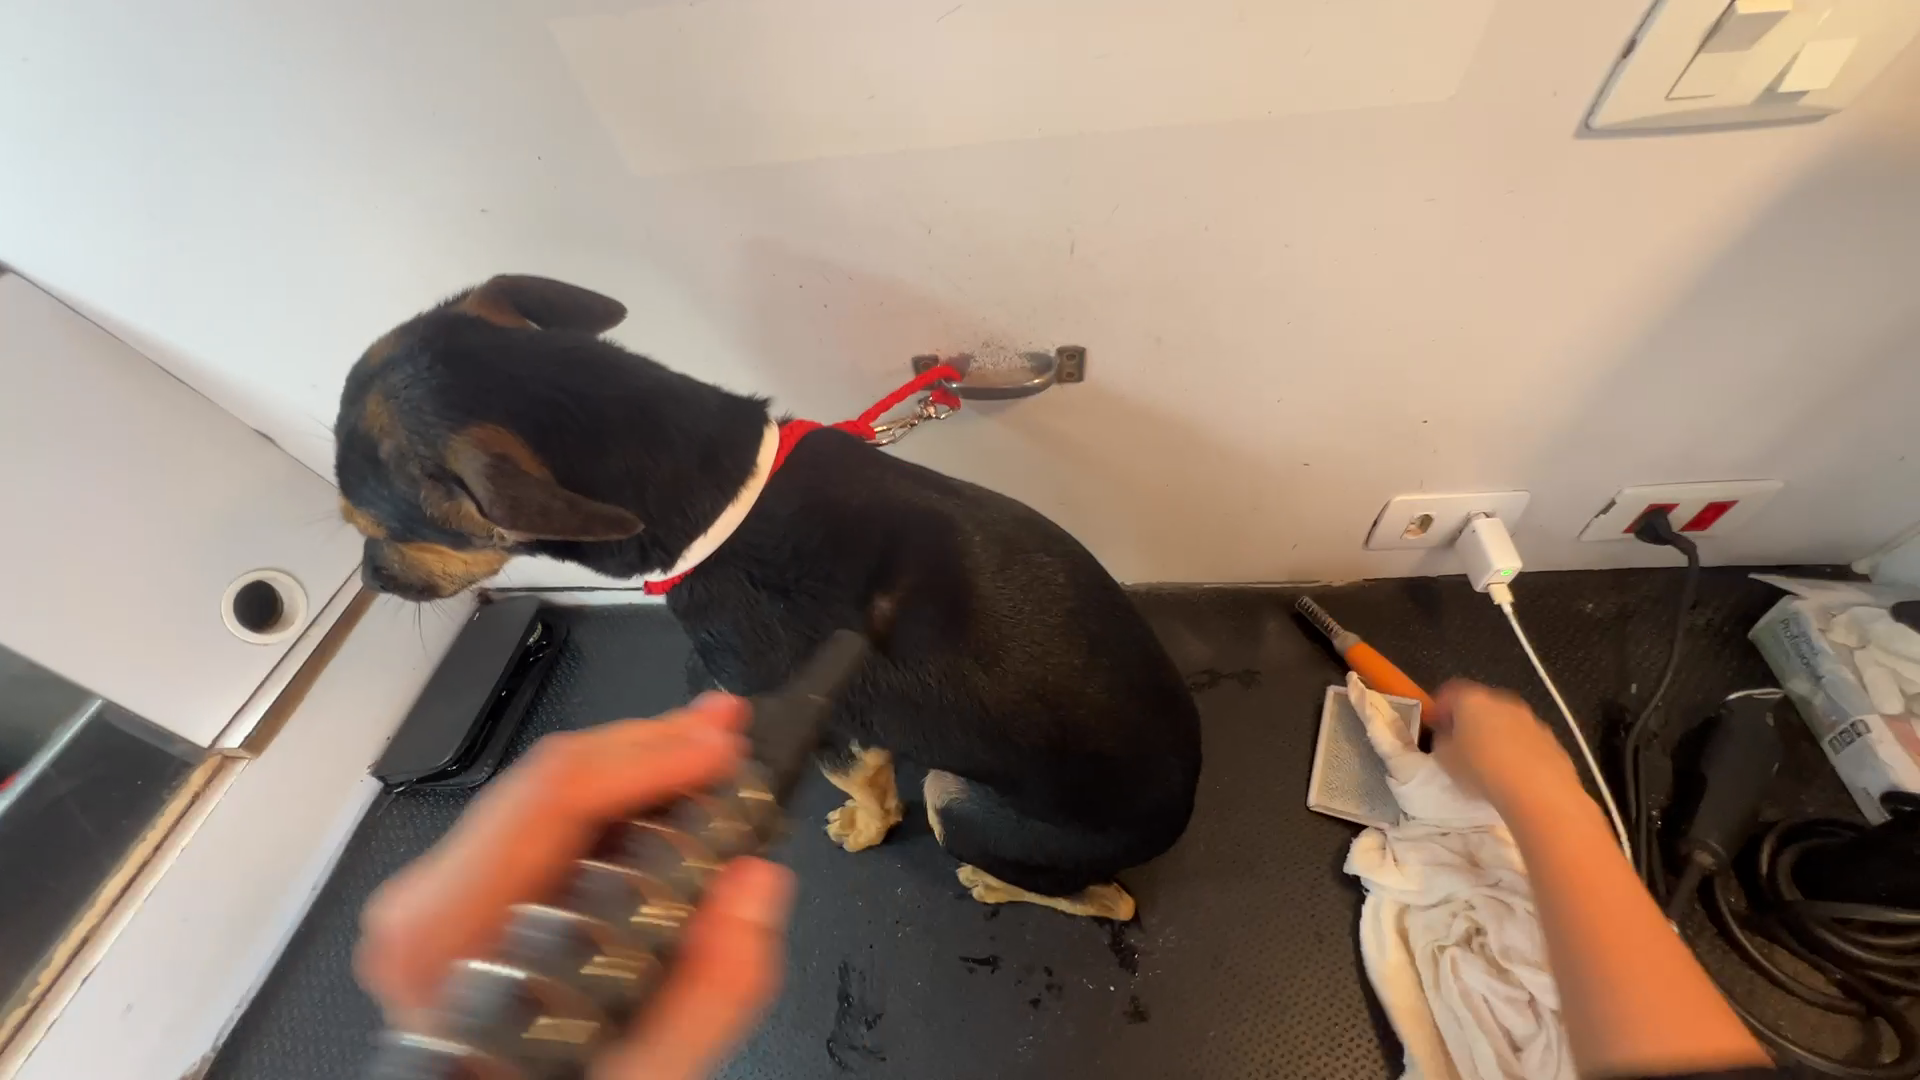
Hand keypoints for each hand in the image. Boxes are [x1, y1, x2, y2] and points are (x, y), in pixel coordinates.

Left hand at [356, 694, 793, 1079]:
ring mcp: (454, 885)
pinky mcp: (481, 883)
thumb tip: (755, 882)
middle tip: (730, 731)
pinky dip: (630, 784)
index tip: (722, 752)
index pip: (554, 797)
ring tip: (715, 743)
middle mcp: (438, 897)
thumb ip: (704, 997)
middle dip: (659, 743)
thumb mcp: (635, 1074)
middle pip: (557, 773)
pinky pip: (561, 805)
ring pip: (560, 778)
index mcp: (452, 936)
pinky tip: (675, 775)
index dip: (650, 759)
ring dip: (649, 756)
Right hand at [1426, 680, 1585, 817]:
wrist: (1539, 793)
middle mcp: (1502, 702)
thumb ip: (1442, 740)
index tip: (1434, 725)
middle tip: (1459, 741)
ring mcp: (1531, 720)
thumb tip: (1447, 737)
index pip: (1448, 693)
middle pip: (1479, 704)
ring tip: (1488, 760)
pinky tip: (1512, 771)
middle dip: (1468, 719)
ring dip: (1494, 734)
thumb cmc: (1481, 769)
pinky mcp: (1552, 740)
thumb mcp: (1443, 756)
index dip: (1439, 708)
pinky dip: (1517, 748)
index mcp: (1471, 699)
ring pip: (1505, 721)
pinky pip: (1525, 739)